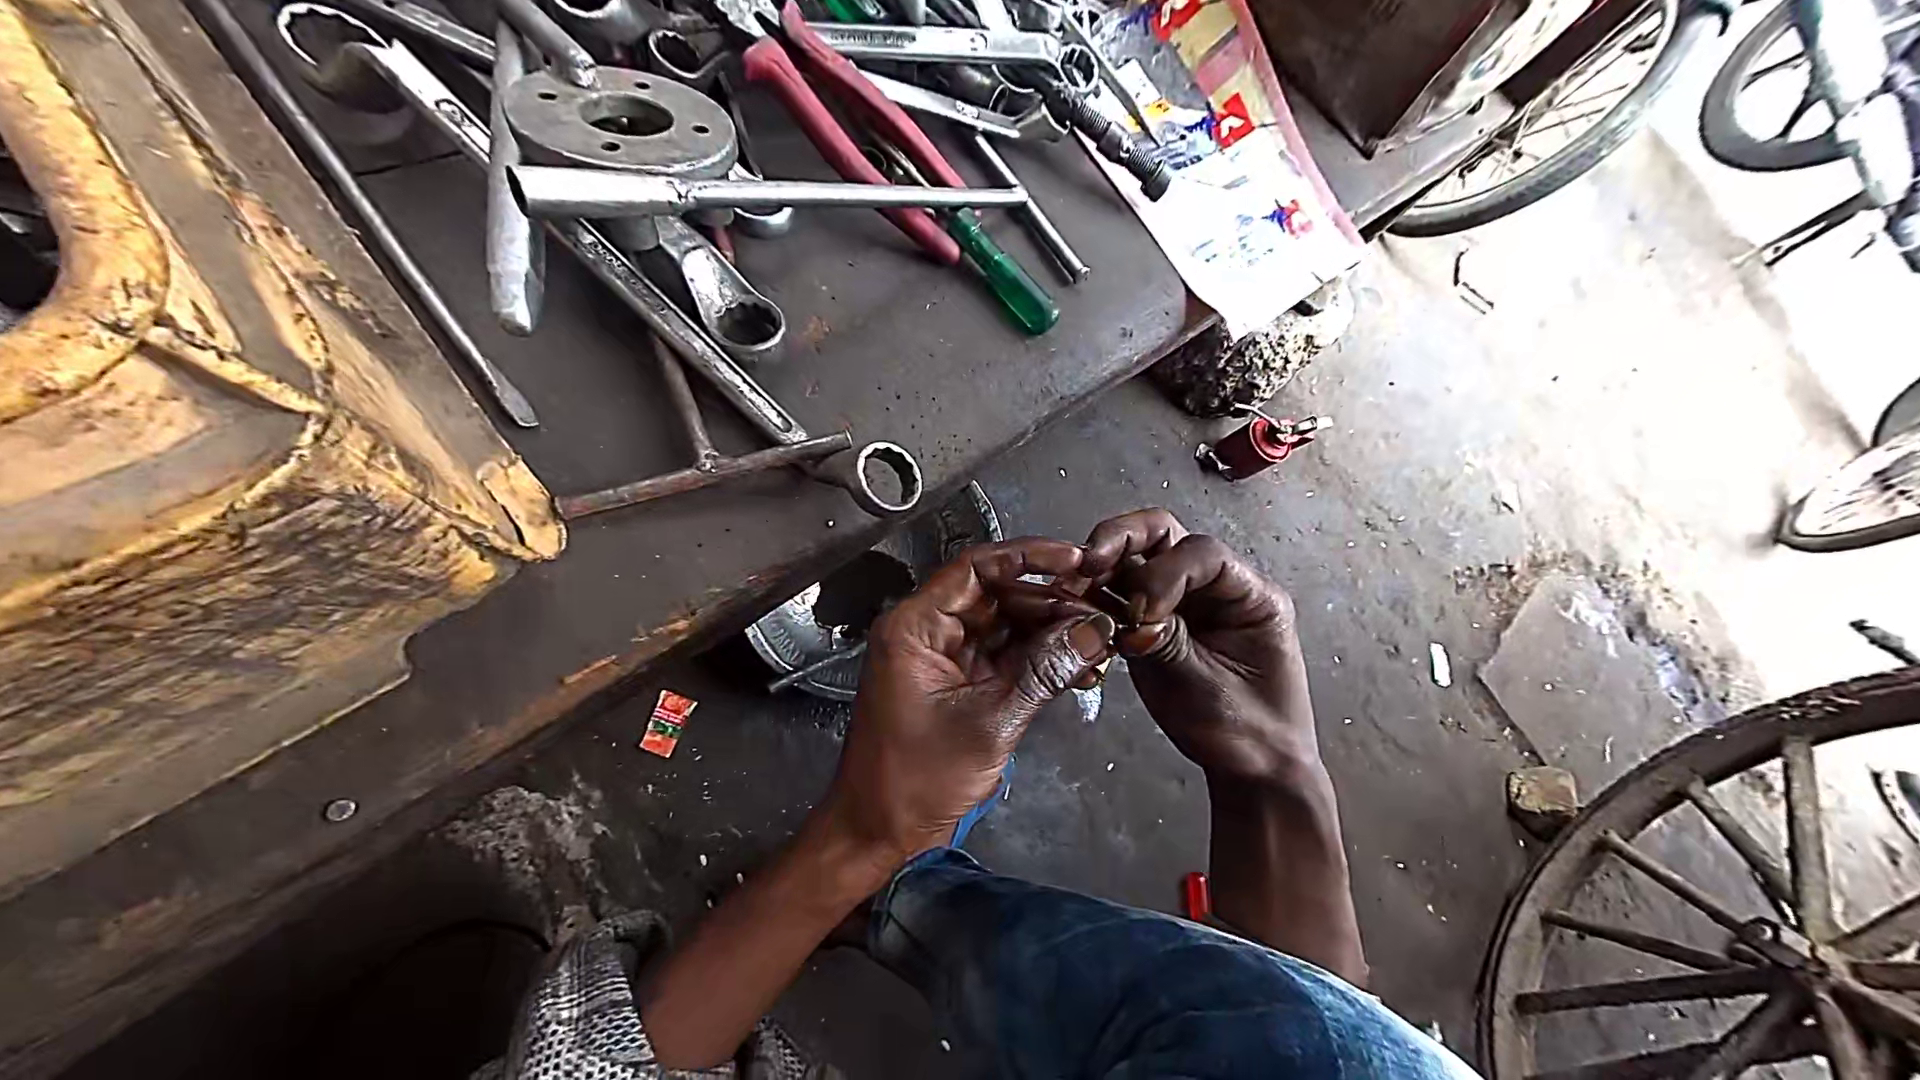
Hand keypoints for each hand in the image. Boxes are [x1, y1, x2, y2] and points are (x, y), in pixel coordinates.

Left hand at [816, 537, 1115, 866]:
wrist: (880, 829)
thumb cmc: (915, 780)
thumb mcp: (990, 721)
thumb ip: (1044, 671)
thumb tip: (1091, 632)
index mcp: (915, 627)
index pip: (975, 569)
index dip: (1027, 558)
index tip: (1072, 560)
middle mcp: (927, 631)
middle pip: (996, 595)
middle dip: (1049, 603)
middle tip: (1096, 614)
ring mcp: (944, 656)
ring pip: (1005, 623)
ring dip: (1049, 631)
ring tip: (1095, 641)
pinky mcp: (959, 680)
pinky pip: (1003, 653)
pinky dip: (1037, 658)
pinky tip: (1075, 664)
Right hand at [1072, 509, 1318, 785]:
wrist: (1250, 768)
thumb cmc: (1246, 731)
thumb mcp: (1207, 690)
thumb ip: (1167, 644)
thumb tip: (1128, 613)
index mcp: (1250, 596)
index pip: (1203, 555)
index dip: (1165, 575)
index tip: (1140, 616)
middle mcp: (1214, 586)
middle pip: (1164, 535)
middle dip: (1122, 539)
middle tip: (1088, 562)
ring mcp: (1181, 599)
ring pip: (1136, 556)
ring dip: (1102, 564)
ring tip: (1074, 583)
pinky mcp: (1153, 618)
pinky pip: (1119, 591)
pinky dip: (1096, 594)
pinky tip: (1076, 604)